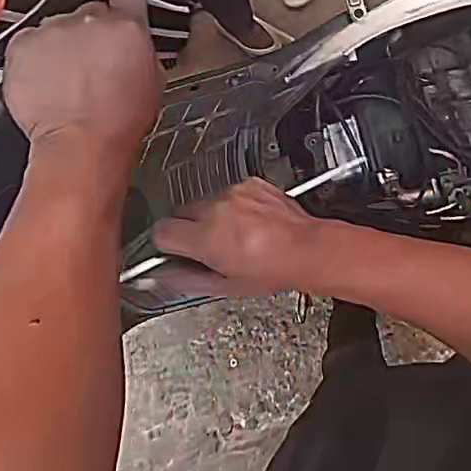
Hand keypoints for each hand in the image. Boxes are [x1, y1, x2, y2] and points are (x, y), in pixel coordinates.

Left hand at [3, 0, 162, 168]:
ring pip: (58, 28)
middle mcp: (88, 20)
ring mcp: (53, 30)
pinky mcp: (22, 43)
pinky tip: (51, 81)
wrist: (82, 141)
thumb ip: (142, 51)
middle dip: (93, 33)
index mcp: (128, 27)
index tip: (123, 8)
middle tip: (97, 64)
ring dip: (63, 46)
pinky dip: (37, 57)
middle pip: (90, 13)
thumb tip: (136, 45)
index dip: (126, 2)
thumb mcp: (153, 81)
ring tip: (72, 79)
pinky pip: (30, 41)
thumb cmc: (119, 119)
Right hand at [152, 178, 340, 295]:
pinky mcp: (251, 184)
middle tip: (211, 247)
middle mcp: (218, 210)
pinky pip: (230, 193)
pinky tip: (250, 222)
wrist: (309, 249)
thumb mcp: (227, 286)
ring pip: (206, 202)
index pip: (162, 231)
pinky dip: (235, 205)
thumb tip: (165, 276)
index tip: (175, 251)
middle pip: (181, 214)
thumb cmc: (276, 268)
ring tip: (237, 235)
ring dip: (214, 217)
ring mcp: (236, 194)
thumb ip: (187, 279)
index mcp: (207, 237)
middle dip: (191, 230)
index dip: (167, 244)